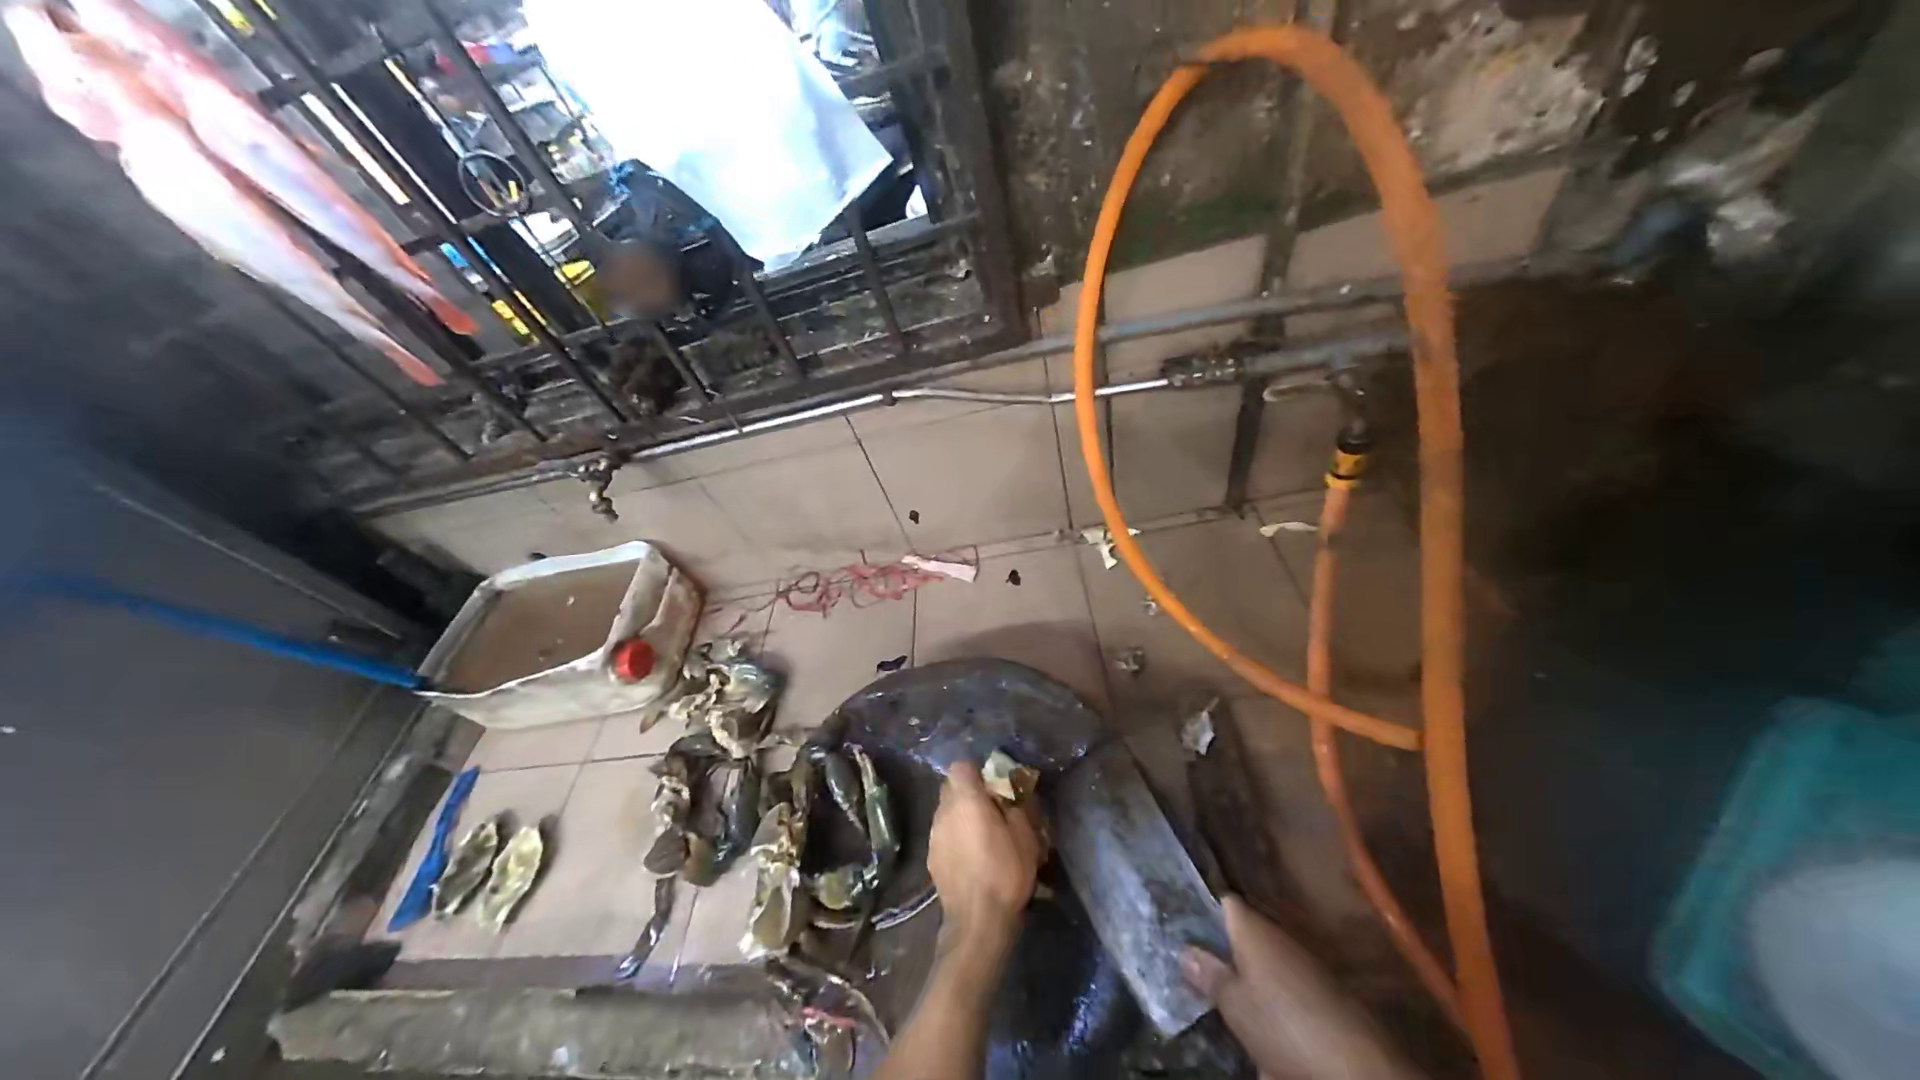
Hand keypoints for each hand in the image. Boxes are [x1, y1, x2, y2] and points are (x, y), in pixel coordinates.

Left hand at [927, 760, 1041, 946]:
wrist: (977, 921)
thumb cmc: (1005, 872)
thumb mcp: (1025, 835)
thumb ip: (1015, 806)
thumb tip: (1009, 794)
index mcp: (965, 800)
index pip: (960, 766)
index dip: (977, 771)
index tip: (994, 785)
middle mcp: (943, 811)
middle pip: (950, 787)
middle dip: (969, 792)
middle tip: (992, 809)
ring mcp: (933, 835)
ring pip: (946, 811)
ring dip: (961, 816)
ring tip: (982, 836)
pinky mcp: (931, 857)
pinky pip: (943, 834)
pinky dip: (955, 837)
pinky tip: (971, 857)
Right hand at [1183, 896, 1420, 1079]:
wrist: (1361, 1071)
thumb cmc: (1285, 1026)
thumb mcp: (1235, 1007)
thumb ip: (1210, 976)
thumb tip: (1186, 950)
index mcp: (1254, 930)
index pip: (1226, 902)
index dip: (1204, 910)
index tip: (1183, 925)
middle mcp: (1281, 938)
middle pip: (1244, 935)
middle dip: (1224, 951)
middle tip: (1195, 971)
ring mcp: (1307, 967)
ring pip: (1266, 964)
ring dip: (1248, 979)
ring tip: (1224, 1004)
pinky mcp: (1326, 997)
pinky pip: (1287, 988)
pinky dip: (1272, 1001)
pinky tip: (1263, 1028)